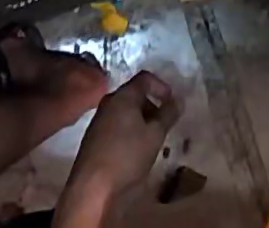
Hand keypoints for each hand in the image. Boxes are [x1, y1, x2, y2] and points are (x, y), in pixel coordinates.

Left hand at [55, 71, 181, 226]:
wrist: (90, 190)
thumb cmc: (126, 156)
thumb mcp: (155, 135)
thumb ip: (168, 114)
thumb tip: (179, 100)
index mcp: (123, 96)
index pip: (145, 78)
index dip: (162, 86)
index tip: (172, 103)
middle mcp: (109, 102)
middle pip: (134, 94)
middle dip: (152, 106)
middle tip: (163, 124)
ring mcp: (98, 120)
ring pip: (125, 111)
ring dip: (141, 120)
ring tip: (151, 139)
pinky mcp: (93, 138)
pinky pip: (116, 124)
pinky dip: (128, 130)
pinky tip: (134, 150)